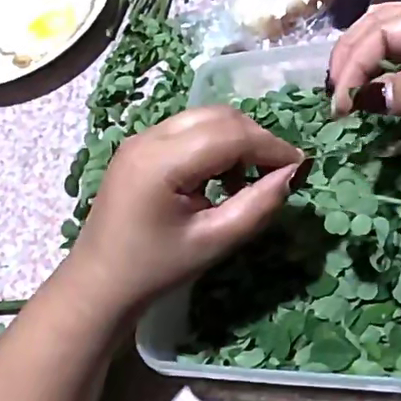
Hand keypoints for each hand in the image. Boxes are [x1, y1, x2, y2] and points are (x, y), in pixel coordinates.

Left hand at [66, 106, 303, 311]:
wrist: (100, 283)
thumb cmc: (156, 268)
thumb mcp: (213, 242)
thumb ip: (256, 206)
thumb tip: (291, 175)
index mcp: (161, 161)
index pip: (230, 135)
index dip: (271, 146)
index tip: (300, 167)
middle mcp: (149, 138)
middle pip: (219, 117)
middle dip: (256, 139)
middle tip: (279, 173)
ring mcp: (141, 139)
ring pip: (206, 118)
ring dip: (237, 140)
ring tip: (248, 180)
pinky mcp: (141, 147)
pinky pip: (190, 130)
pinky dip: (216, 145)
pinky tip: (221, 179)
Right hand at [326, 2, 400, 166]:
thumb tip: (364, 97)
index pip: (388, 27)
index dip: (355, 60)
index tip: (339, 107)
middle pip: (390, 32)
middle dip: (354, 59)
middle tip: (335, 102)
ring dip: (372, 74)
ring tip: (350, 106)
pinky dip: (398, 95)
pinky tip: (388, 115)